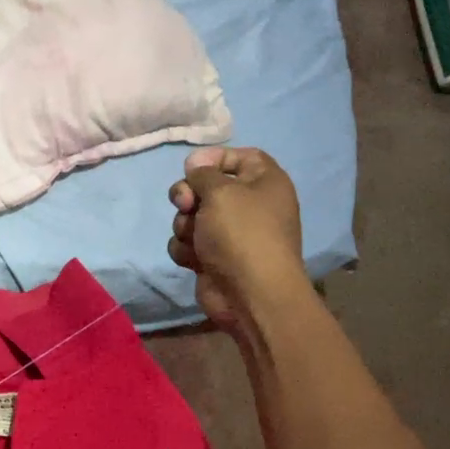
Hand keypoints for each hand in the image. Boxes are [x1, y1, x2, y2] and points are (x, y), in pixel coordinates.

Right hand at [167, 146, 310, 333]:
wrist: (249, 291)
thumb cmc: (241, 234)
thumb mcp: (221, 192)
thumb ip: (203, 173)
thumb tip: (195, 167)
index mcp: (264, 183)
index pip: (242, 156)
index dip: (215, 157)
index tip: (191, 166)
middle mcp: (249, 205)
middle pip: (207, 187)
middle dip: (188, 195)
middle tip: (185, 204)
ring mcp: (229, 233)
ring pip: (191, 216)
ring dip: (184, 225)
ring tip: (195, 239)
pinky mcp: (212, 256)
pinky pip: (188, 242)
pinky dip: (186, 249)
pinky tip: (194, 260)